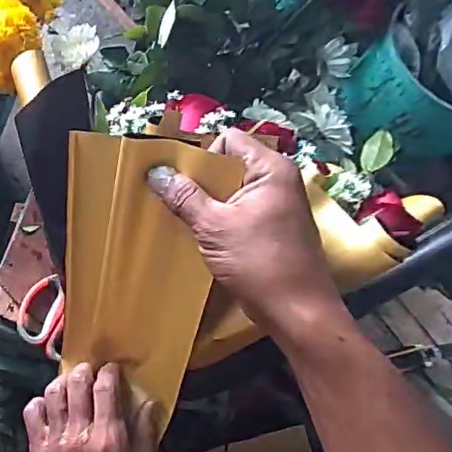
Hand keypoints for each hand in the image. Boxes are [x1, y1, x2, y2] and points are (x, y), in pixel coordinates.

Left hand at [23, 363, 157, 451]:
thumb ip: (146, 435)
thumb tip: (148, 404)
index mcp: (108, 438)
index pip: (105, 388)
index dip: (109, 373)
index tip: (113, 371)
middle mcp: (79, 434)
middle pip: (76, 383)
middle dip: (84, 371)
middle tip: (91, 372)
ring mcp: (55, 441)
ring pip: (52, 393)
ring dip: (63, 383)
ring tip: (71, 386)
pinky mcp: (38, 450)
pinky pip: (32, 413)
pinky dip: (41, 402)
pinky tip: (51, 407)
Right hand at [147, 128, 347, 333]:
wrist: (296, 310)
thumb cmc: (259, 262)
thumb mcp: (214, 226)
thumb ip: (184, 196)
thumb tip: (156, 172)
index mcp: (270, 169)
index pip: (228, 140)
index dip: (201, 155)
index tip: (177, 178)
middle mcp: (276, 181)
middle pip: (227, 166)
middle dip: (198, 180)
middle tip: (170, 197)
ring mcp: (274, 207)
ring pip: (229, 192)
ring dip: (204, 203)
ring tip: (179, 217)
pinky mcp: (269, 229)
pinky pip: (236, 213)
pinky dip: (216, 220)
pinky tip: (198, 235)